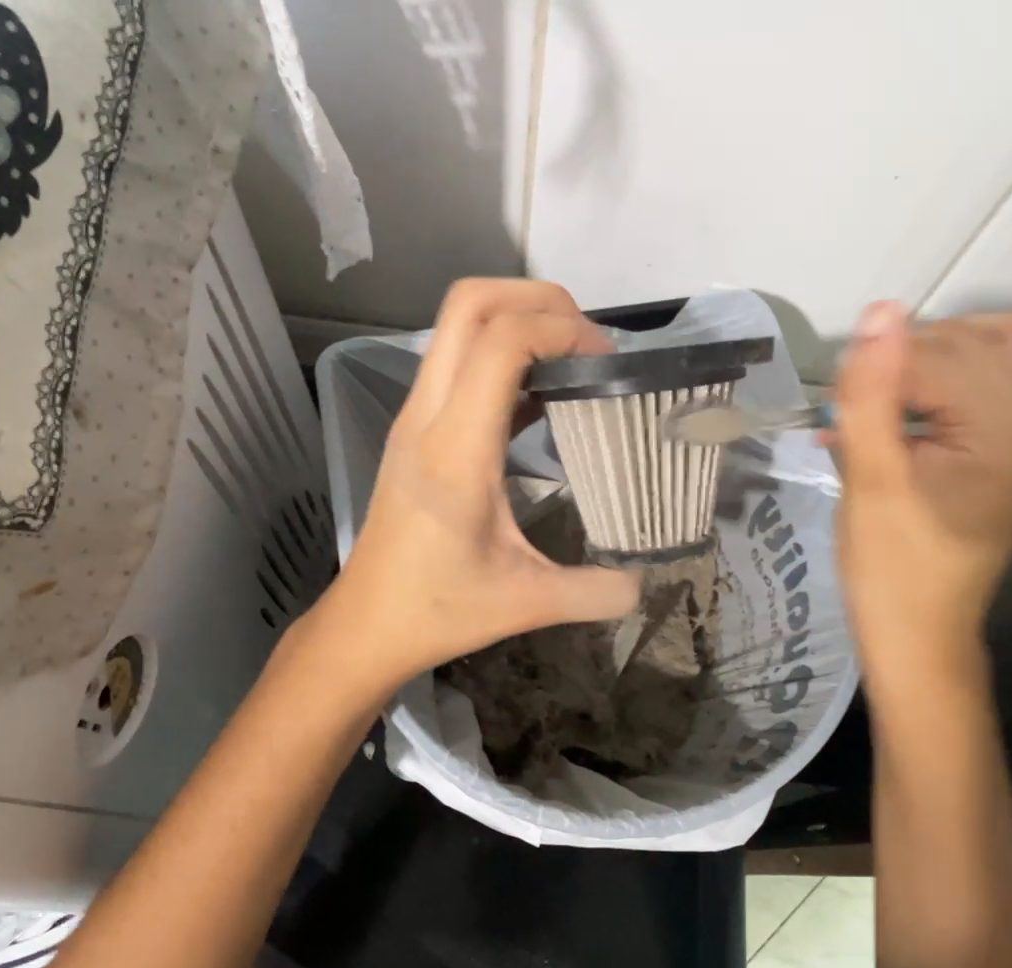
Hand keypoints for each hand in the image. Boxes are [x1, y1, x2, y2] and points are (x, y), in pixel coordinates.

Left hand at [309, 279, 640, 685]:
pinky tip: (542, 397)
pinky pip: (457, 363)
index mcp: (457, 450)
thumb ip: (593, 593)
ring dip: (517, 320)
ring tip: (572, 362)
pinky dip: (502, 356)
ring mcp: (415, 418)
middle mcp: (428, 417)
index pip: (502, 341)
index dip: (561, 329)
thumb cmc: (438, 610)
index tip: (607, 364)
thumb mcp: (526, 604)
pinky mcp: (416, 430)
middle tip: (589, 341)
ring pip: (458, 326)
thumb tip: (644, 583)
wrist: (366, 624)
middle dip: (537, 299)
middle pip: (470, 304)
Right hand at [829, 302, 1011, 672]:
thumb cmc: (890, 568)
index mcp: (1011, 431)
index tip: (836, 404)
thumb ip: (872, 393)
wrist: (920, 636)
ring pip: (994, 353)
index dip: (879, 367)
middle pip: (981, 337)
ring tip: (880, 409)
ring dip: (932, 365)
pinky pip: (993, 387)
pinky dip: (945, 390)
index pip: (941, 354)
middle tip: (856, 404)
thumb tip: (880, 311)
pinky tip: (896, 425)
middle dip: (910, 358)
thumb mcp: (870, 479)